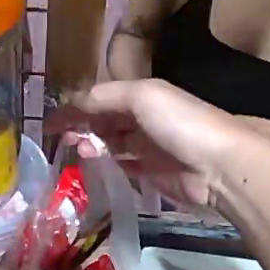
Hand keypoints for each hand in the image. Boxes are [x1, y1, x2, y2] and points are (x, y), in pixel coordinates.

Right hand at [51, 79, 269, 209]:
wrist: (219, 165)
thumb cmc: (180, 123)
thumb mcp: (141, 96)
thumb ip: (104, 97)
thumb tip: (72, 103)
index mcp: (143, 95)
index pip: (102, 98)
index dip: (75, 106)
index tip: (49, 121)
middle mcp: (145, 119)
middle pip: (106, 121)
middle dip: (82, 126)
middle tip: (59, 138)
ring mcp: (149, 148)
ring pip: (112, 144)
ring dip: (92, 145)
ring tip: (75, 151)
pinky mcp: (153, 174)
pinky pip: (124, 167)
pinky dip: (107, 165)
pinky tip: (92, 167)